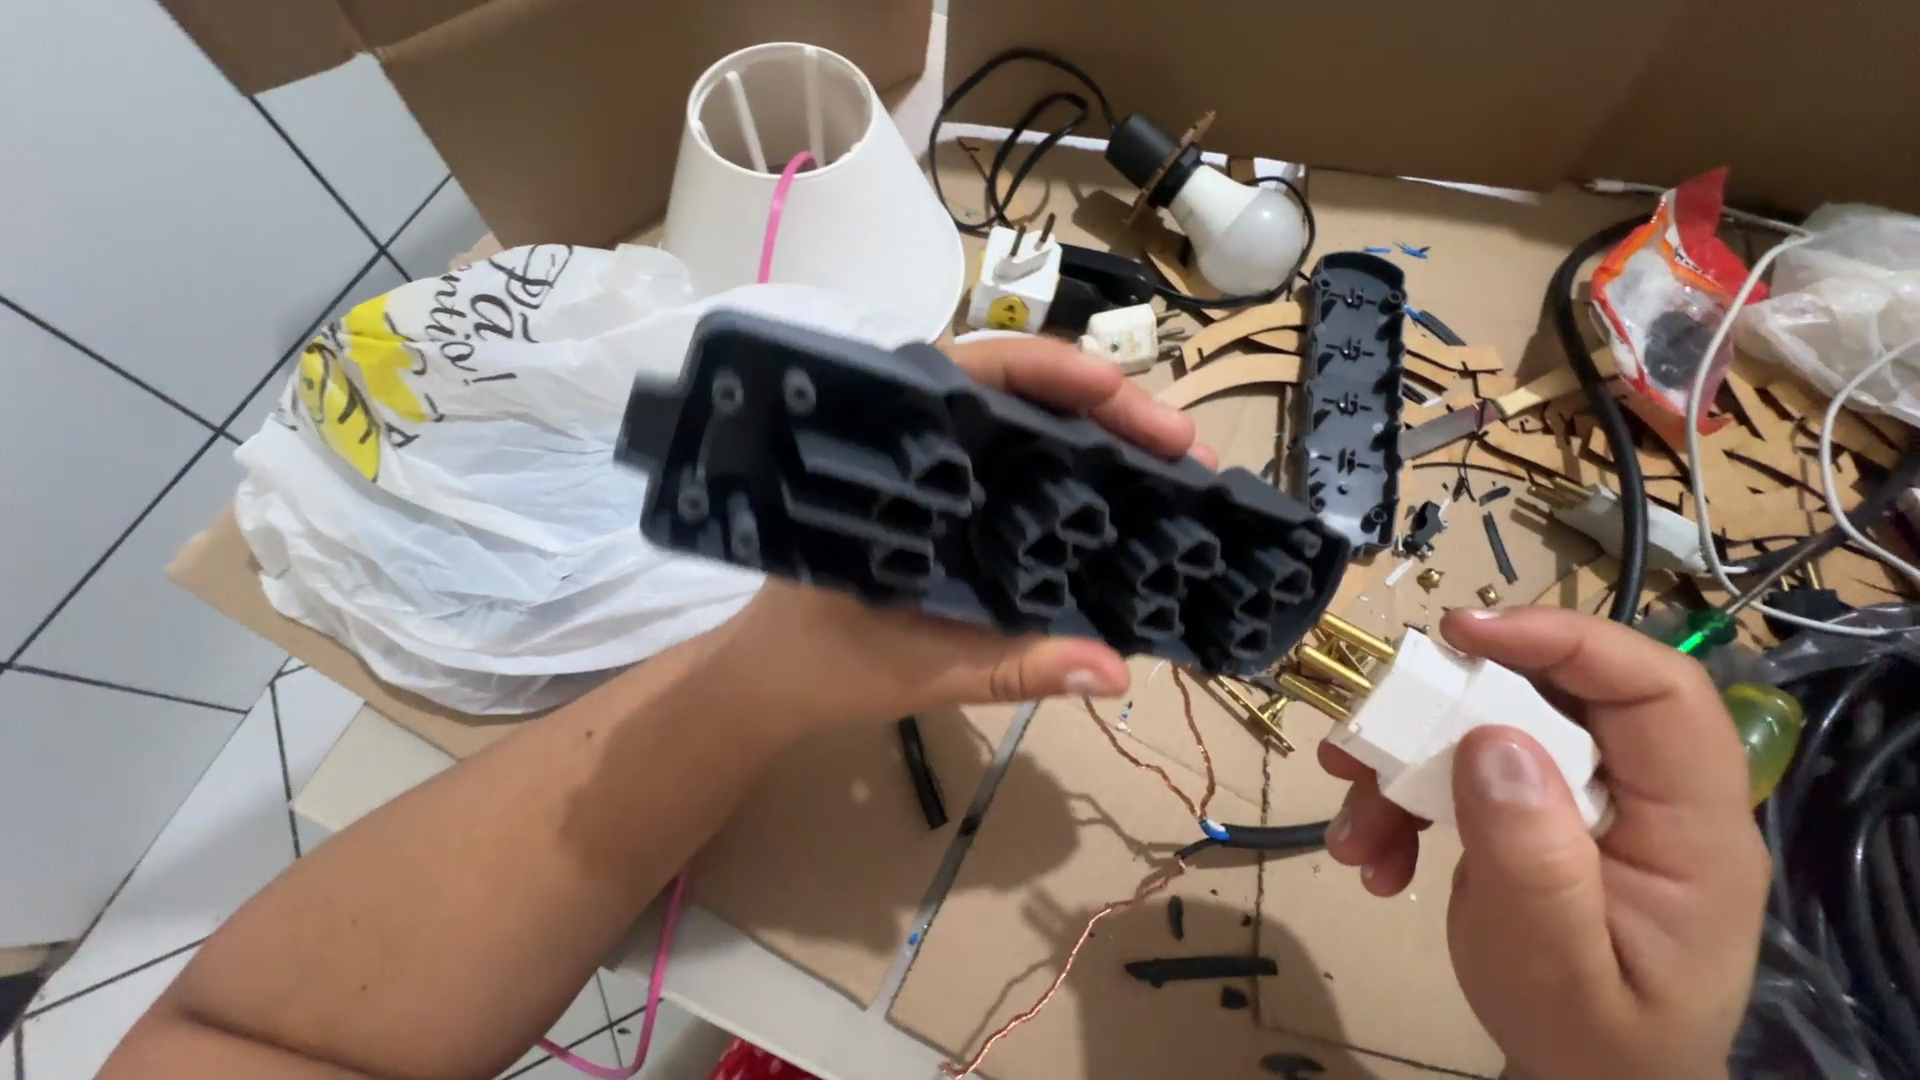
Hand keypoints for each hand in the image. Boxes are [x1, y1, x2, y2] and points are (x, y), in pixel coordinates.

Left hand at [711, 336, 1215, 730]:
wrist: (775, 677)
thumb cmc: (826, 660)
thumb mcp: (921, 665)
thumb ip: (1011, 666)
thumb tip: (1116, 671)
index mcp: (890, 464)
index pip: (969, 379)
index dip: (1045, 372)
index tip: (1113, 391)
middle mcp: (918, 452)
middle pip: (1018, 395)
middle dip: (1105, 408)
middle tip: (1184, 444)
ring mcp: (941, 475)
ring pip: (1028, 428)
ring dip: (1103, 437)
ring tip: (1179, 464)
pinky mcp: (958, 505)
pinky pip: (1024, 471)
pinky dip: (1079, 472)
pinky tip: (1129, 494)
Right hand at [1319, 607, 1766, 1079]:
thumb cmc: (1591, 1038)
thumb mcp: (1554, 963)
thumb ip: (1531, 860)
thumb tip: (1488, 738)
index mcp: (1688, 824)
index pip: (1654, 692)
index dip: (1563, 639)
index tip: (1461, 631)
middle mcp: (1637, 794)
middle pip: (1546, 697)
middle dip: (1442, 707)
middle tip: (1369, 728)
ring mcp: (1576, 800)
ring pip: (1480, 731)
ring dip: (1399, 769)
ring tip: (1352, 829)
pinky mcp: (1525, 811)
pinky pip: (1453, 774)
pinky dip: (1397, 806)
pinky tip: (1371, 856)